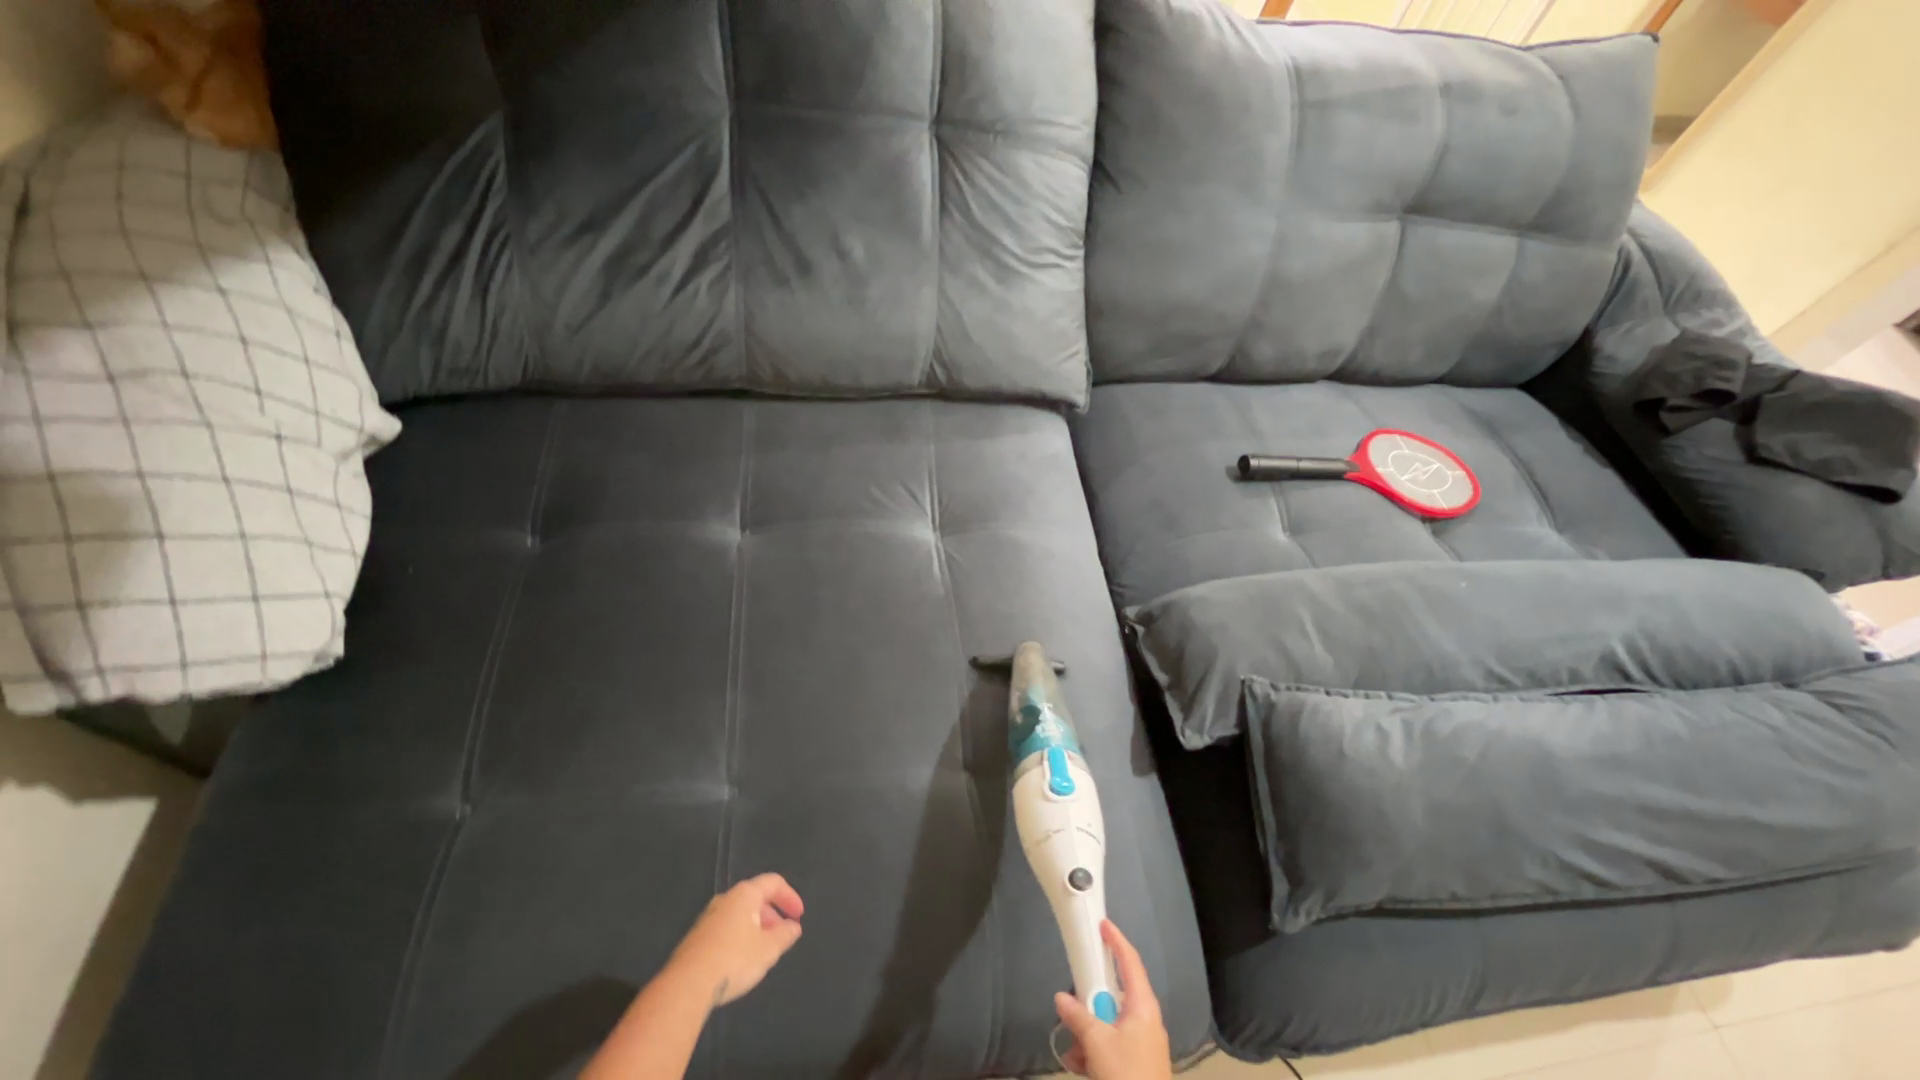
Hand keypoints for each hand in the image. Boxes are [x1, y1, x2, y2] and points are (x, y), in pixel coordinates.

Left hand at [667, 873, 804, 1006]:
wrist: (687, 985)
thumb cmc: (735, 959)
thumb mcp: (769, 949)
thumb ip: (785, 934)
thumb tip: (793, 926)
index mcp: (744, 895)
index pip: (773, 883)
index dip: (790, 896)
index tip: (799, 916)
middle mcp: (725, 900)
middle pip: (755, 897)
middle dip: (773, 914)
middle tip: (783, 934)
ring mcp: (708, 918)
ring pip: (740, 914)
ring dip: (757, 926)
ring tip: (765, 949)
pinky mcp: (697, 937)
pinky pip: (726, 928)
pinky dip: (741, 936)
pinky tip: (743, 960)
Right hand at [1054, 920, 1170, 1079]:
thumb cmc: (1126, 1073)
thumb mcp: (1097, 1042)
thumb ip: (1078, 1016)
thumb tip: (1061, 996)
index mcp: (1143, 1006)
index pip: (1130, 962)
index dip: (1117, 941)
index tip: (1103, 923)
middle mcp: (1145, 1019)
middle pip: (1113, 996)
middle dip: (1089, 1005)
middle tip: (1072, 1009)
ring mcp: (1142, 1042)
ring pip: (1108, 1024)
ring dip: (1087, 1035)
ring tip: (1075, 1055)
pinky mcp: (1137, 1061)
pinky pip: (1110, 1044)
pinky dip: (1094, 1051)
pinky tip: (1082, 1067)